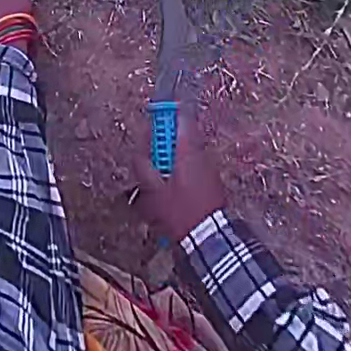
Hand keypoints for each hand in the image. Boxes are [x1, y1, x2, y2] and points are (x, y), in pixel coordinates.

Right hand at [133, 112, 227, 242]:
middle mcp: (201, 153)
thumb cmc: (181, 212)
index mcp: (187, 150)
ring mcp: (208, 166)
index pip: (181, 116)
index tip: (152, 117)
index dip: (165, 112)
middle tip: (150, 152)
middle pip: (181, 132)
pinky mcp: (210, 179)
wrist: (210, 238)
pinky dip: (179, 166)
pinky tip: (170, 185)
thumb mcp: (152, 189)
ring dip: (171, 154)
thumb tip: (139, 151)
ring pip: (186, 148)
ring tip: (157, 173)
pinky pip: (192, 163)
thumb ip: (143, 165)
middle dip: (164, 138)